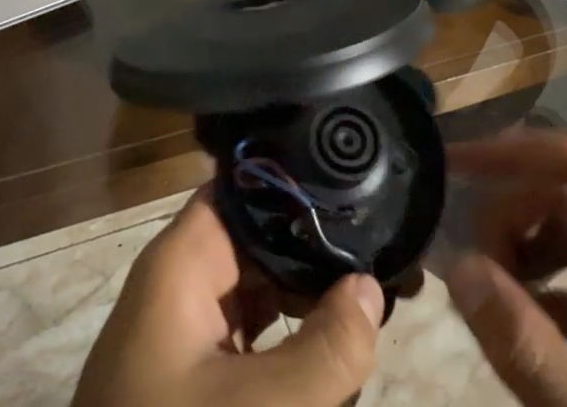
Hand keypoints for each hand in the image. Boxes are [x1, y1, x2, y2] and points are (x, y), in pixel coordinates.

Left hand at [73, 190, 383, 406]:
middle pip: (257, 240)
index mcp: (181, 264)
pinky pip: (249, 338)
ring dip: (309, 299)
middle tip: (387, 255)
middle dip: (317, 249)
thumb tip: (368, 287)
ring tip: (374, 301)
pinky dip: (289, 342)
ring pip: (258, 292)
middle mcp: (179, 285)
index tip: (356, 183)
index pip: (240, 189)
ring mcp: (184, 333)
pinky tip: (332, 354)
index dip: (296, 182)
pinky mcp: (191, 378)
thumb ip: (329, 347)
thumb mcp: (267, 406)